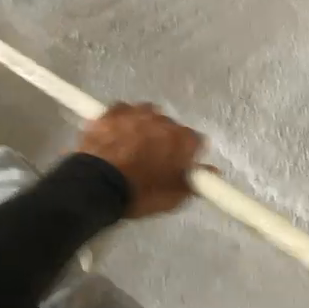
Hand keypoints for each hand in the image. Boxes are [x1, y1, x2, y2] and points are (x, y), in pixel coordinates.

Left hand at [76, 103, 204, 217]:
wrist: (97, 185)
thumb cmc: (139, 194)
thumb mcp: (173, 197)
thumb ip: (194, 182)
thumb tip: (211, 172)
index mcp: (183, 140)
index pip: (195, 141)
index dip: (186, 153)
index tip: (177, 164)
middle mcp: (164, 121)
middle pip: (170, 126)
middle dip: (163, 139)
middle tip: (151, 158)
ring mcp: (136, 113)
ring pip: (146, 113)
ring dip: (144, 125)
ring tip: (132, 143)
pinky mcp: (112, 112)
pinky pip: (122, 109)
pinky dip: (122, 118)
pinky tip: (115, 132)